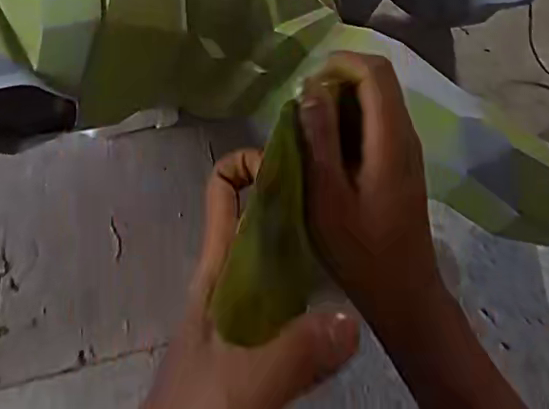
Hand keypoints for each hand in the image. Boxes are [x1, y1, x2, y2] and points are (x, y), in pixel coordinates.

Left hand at [143, 150, 359, 408]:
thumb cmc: (196, 405)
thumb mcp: (241, 379)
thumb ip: (293, 353)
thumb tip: (353, 319)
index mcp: (215, 266)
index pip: (222, 190)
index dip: (248, 164)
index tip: (292, 164)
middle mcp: (229, 277)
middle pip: (257, 219)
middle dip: (290, 199)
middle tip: (340, 196)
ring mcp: (244, 309)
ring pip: (276, 259)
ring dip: (305, 242)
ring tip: (351, 234)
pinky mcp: (258, 343)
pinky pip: (289, 302)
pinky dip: (313, 290)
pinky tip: (344, 299)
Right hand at [297, 53, 440, 311]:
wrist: (404, 296)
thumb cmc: (360, 250)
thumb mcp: (328, 195)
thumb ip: (320, 137)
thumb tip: (310, 86)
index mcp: (390, 139)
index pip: (375, 72)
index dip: (339, 63)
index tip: (307, 85)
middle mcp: (405, 135)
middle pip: (378, 78)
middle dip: (338, 76)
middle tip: (303, 105)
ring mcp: (406, 147)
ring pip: (377, 95)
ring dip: (342, 95)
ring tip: (309, 122)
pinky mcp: (400, 159)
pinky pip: (376, 116)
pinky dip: (349, 114)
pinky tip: (327, 143)